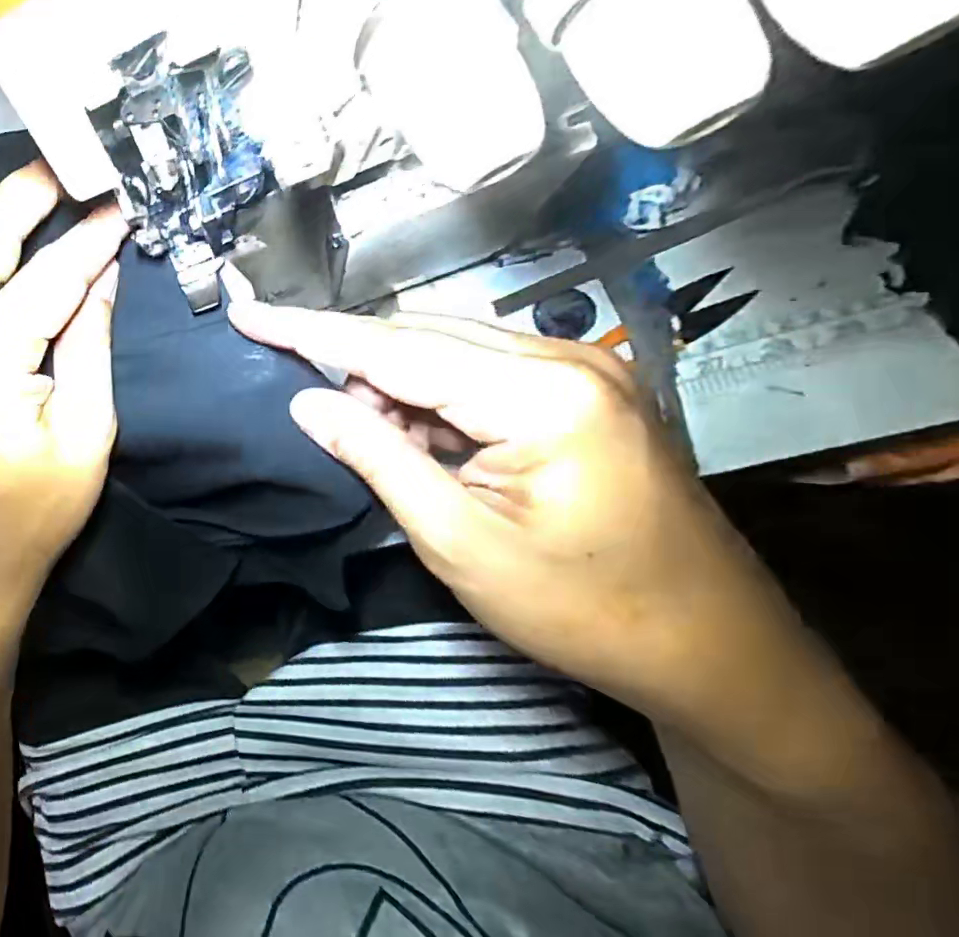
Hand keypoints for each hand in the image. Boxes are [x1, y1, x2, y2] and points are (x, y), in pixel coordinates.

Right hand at [227, 302, 838, 741]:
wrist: (709, 645)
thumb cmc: (582, 610)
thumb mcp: (460, 543)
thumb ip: (379, 458)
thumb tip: (308, 402)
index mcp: (540, 393)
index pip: (397, 348)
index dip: (312, 331)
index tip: (249, 312)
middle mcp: (565, 358)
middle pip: (425, 340)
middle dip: (360, 371)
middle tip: (325, 421)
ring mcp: (581, 368)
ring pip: (452, 353)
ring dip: (400, 390)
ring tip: (386, 448)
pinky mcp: (584, 389)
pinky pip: (485, 374)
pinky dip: (441, 402)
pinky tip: (430, 444)